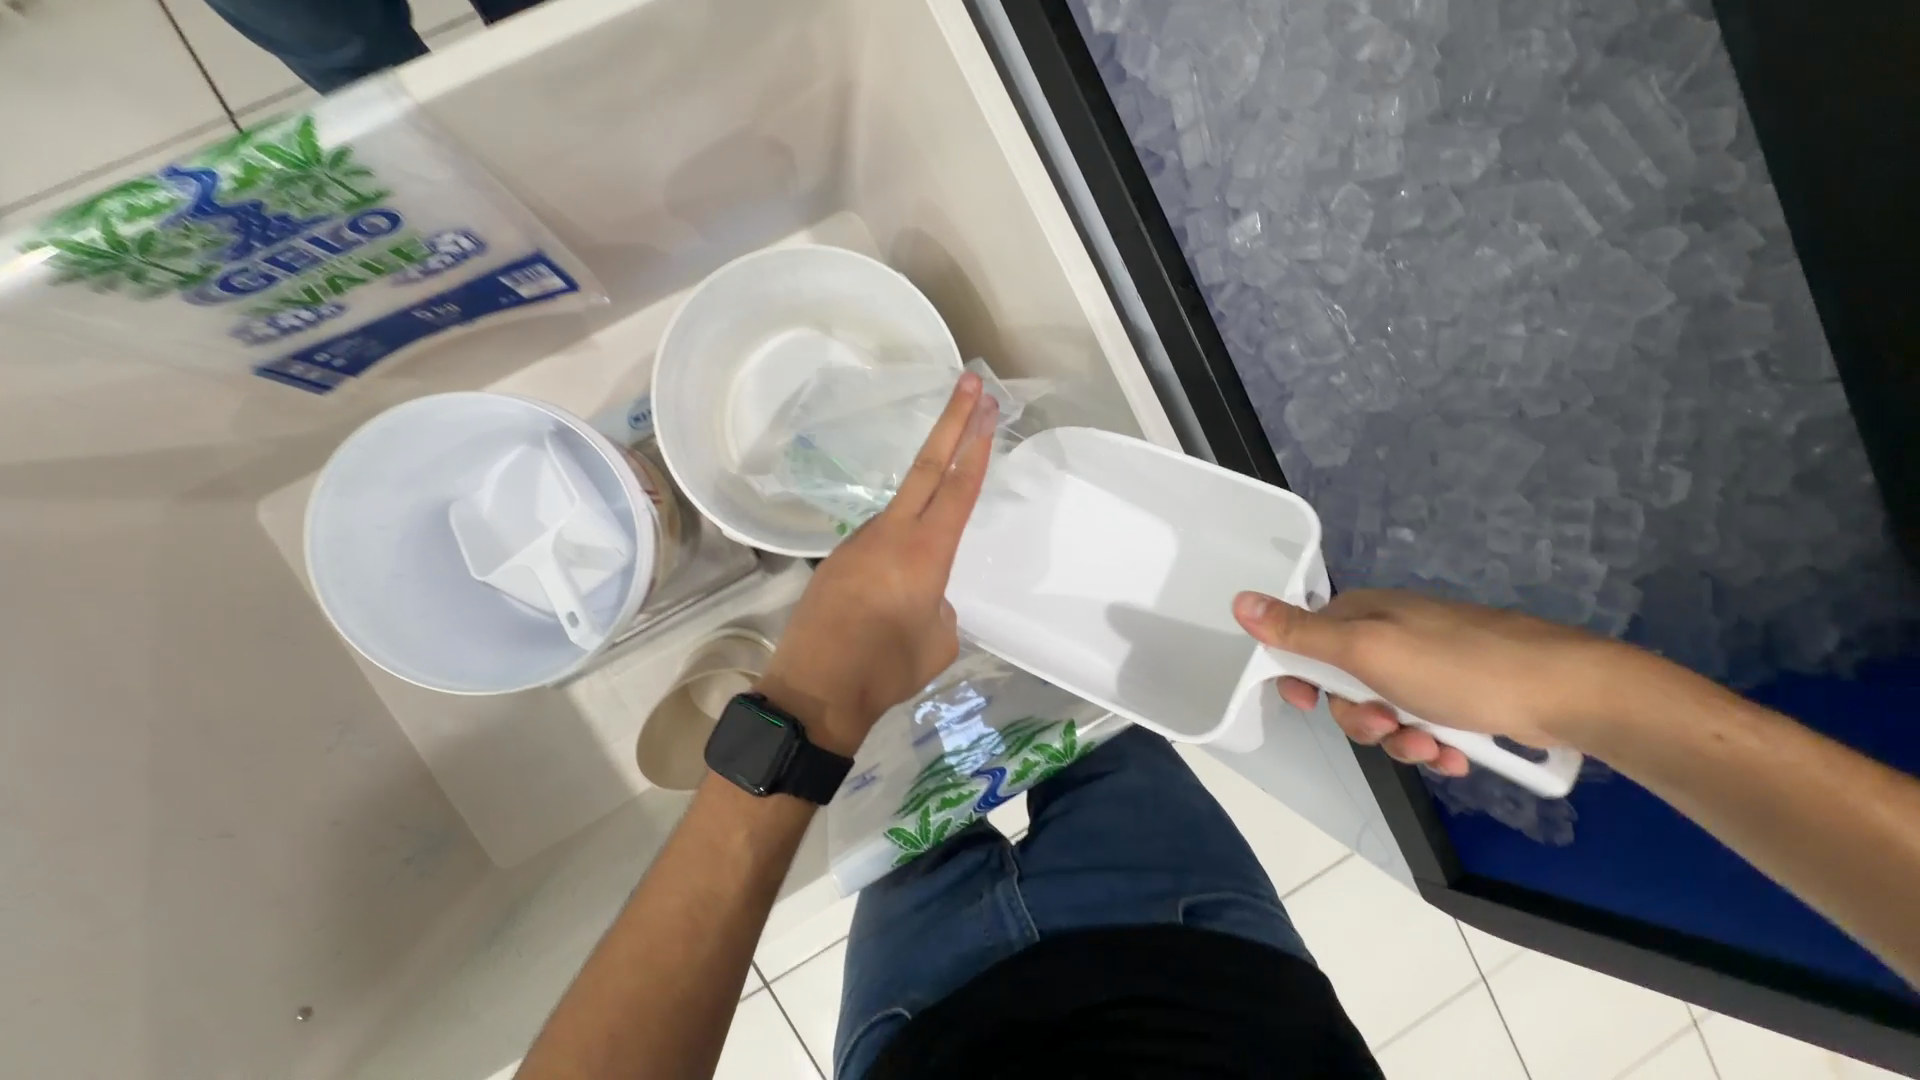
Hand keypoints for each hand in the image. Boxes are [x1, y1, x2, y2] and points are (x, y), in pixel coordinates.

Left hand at [755, 373, 998, 756]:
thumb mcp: (940, 642)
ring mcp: (858, 543)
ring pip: (899, 510)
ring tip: (925, 558)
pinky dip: (893, 552)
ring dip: (921, 506)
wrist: (815, 689)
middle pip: (926, 467)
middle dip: (953, 422)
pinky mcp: (836, 561)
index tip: (988, 409)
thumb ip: (941, 607)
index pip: (958, 489)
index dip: (976, 447)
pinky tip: (891, 589)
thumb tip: (926, 596)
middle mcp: (891, 535)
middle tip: (972, 384)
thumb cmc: (888, 670)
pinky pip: (876, 544)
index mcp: (926, 553)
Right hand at [1232, 588, 1644, 774]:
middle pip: (1343, 684)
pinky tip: (1455, 755)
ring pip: (1385, 711)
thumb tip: (1239, 600)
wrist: (1572, 693)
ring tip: (1433, 748)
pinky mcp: (1465, 693)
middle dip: (1360, 717)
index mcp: (1365, 613)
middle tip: (1387, 726)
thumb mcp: (1367, 650)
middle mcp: (1394, 633)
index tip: (1309, 703)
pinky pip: (1426, 724)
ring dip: (1400, 738)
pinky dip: (1434, 743)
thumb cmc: (1460, 668)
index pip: (1305, 640)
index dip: (1300, 675)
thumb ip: (1301, 632)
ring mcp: (1432, 664)